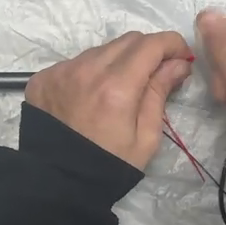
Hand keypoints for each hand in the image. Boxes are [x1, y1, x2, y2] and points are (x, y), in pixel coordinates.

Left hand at [25, 31, 194, 168]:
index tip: (181, 56)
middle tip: (155, 72)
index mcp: (117, 87)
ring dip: (118, 60)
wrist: (57, 184)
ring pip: (101, 49)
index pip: (152, 44)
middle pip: (128, 40)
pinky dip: (90, 72)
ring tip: (121, 87)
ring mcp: (62, 72)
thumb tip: (178, 63)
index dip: (173, 44)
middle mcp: (87, 70)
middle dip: (148, 51)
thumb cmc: (108, 166)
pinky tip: (91, 95)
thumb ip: (159, 93)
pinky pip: (75, 63)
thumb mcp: (145, 137)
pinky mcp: (44, 78)